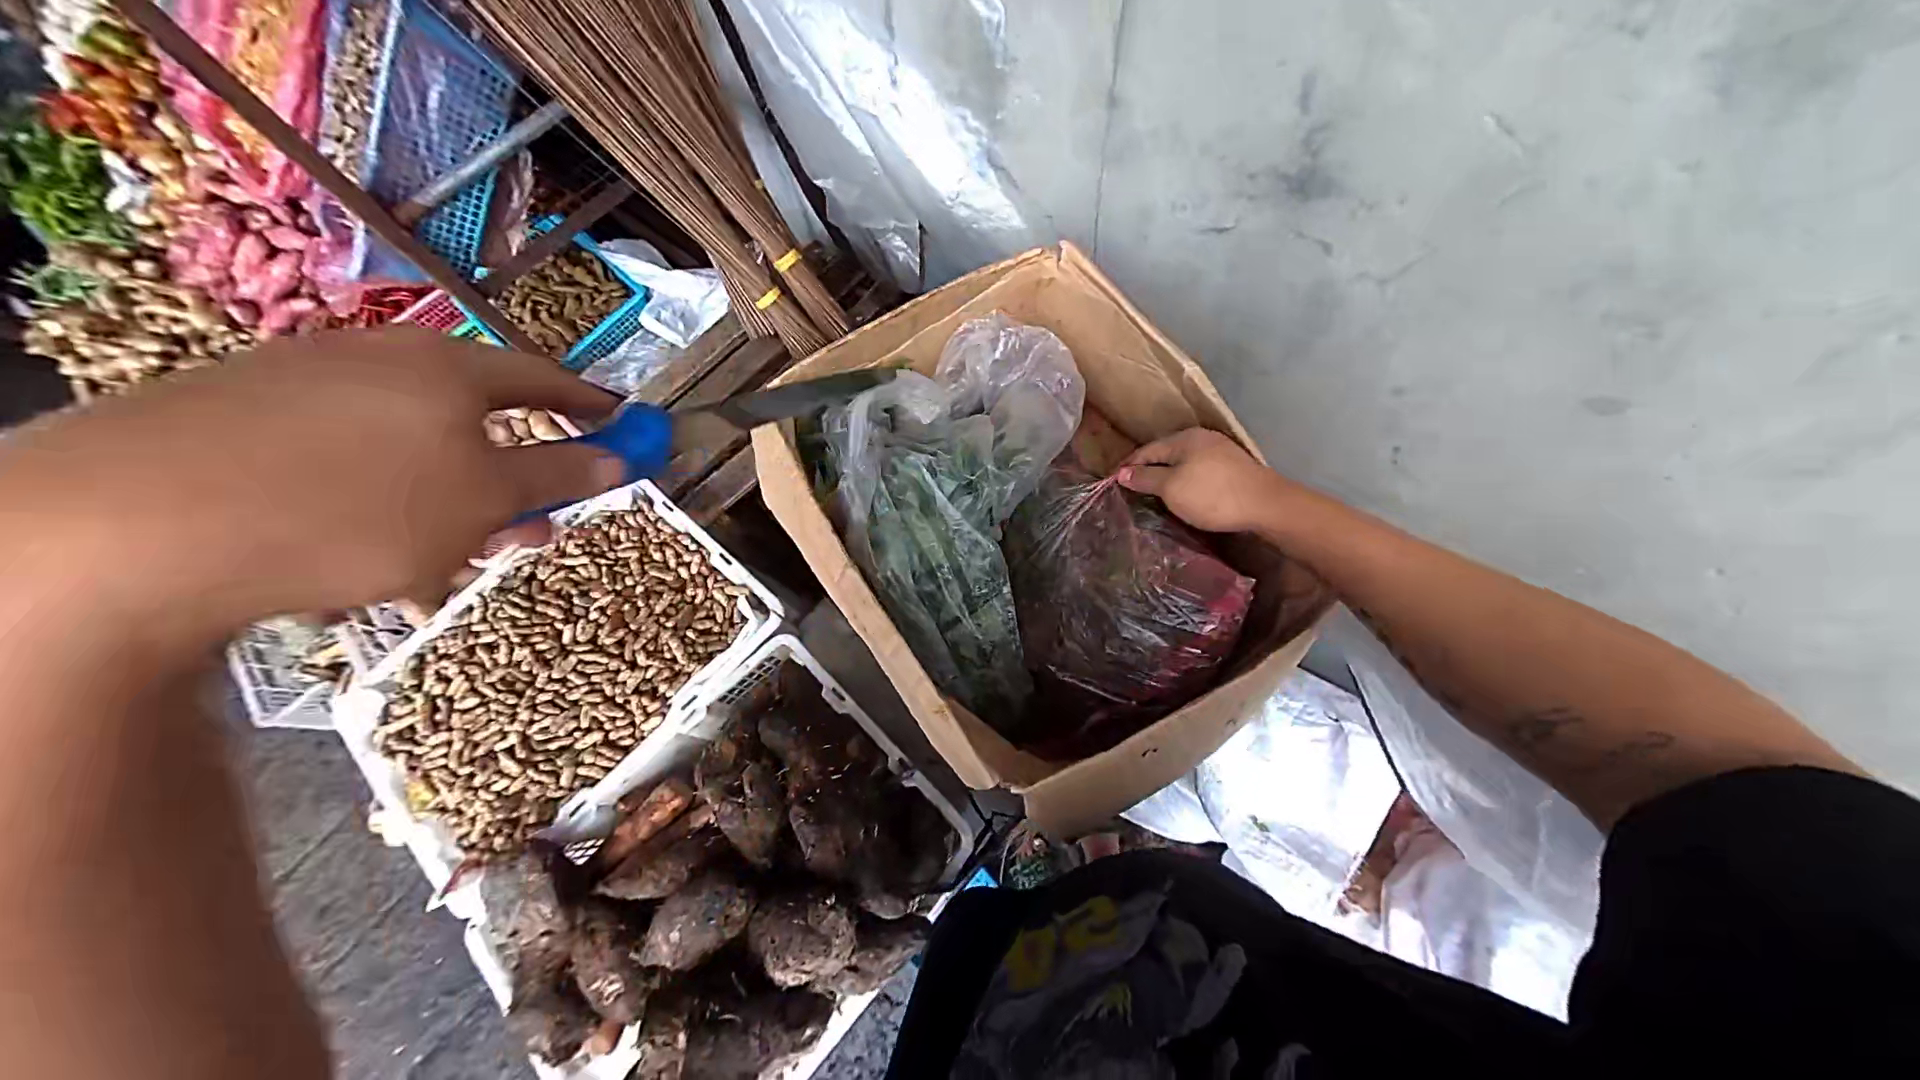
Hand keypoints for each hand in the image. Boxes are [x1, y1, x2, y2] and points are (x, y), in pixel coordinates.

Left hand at [0, 327, 622, 645]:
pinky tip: (372, 546)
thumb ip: (558, 476)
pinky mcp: (245, 419)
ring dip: (455, 495)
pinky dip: (389, 496)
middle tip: (537, 522)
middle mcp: (379, 360)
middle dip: (520, 471)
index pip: (545, 378)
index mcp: (445, 368)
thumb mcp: (483, 501)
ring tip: (454, 552)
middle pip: (480, 414)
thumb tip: (617, 458)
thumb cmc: (355, 510)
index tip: (623, 427)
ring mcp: (306, 384)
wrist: (131, 531)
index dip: (592, 405)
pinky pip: (354, 456)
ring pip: (417, 443)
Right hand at [1116, 427, 1290, 533]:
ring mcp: (1220, 452)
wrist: (1265, 505)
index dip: (1128, 466)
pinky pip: (1198, 471)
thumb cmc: (1211, 495)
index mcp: (1184, 439)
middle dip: (1147, 470)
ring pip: (1183, 463)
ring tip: (1153, 494)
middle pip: (1165, 454)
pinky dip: (1185, 481)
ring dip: (1167, 476)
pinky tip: (1182, 494)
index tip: (1113, 482)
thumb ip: (1145, 479)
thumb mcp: (1171, 488)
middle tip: (1131, 489)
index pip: (1146, 450)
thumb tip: (1123, 473)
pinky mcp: (1232, 468)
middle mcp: (1201, 439)